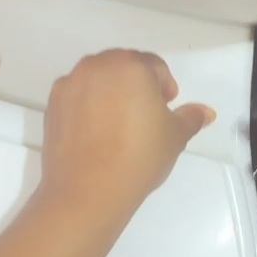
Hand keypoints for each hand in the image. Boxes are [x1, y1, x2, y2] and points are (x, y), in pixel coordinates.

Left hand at [37, 49, 214, 223]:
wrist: (87, 190)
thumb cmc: (138, 157)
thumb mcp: (174, 138)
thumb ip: (190, 118)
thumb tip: (204, 112)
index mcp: (131, 66)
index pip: (154, 66)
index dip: (164, 86)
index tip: (166, 108)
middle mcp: (97, 66)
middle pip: (122, 67)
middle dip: (136, 86)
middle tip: (145, 116)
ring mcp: (70, 84)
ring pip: (96, 80)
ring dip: (110, 93)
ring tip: (119, 125)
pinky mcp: (51, 105)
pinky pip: (76, 97)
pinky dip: (86, 107)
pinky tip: (95, 133)